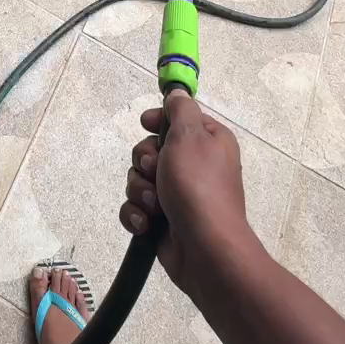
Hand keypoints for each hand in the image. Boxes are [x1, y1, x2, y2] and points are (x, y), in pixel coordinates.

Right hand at [119, 89, 260, 300]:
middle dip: (144, 161)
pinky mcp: (162, 221)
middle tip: (154, 171)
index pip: (177, 119)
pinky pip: (136, 207)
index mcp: (207, 142)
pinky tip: (145, 223)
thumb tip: (178, 92)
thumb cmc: (198, 185)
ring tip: (153, 204)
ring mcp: (177, 195)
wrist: (205, 251)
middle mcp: (194, 165)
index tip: (146, 124)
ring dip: (140, 190)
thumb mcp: (189, 136)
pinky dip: (136, 214)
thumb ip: (180, 110)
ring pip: (139, 178)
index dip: (158, 121)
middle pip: (150, 149)